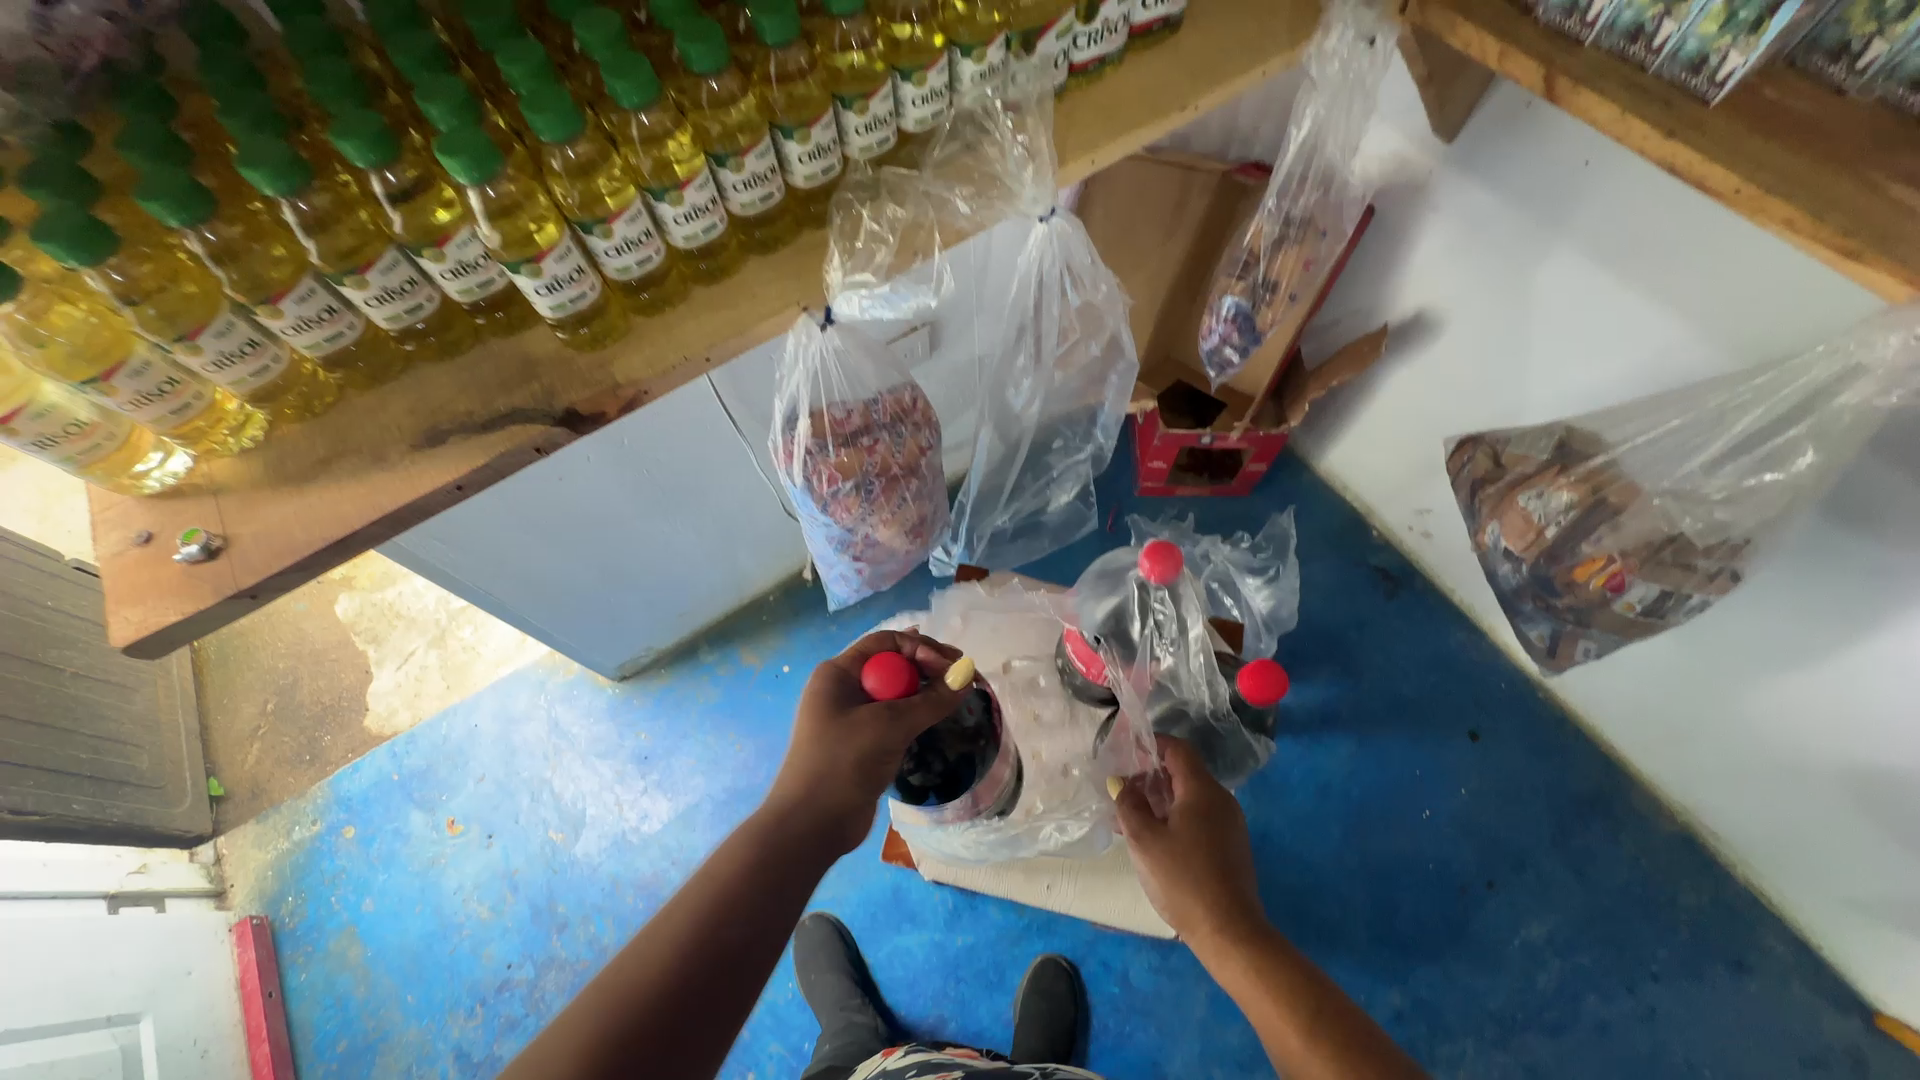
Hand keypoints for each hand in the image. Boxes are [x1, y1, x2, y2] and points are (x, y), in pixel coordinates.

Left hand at [763, 629, 964, 856]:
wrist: (812, 825)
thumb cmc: (844, 762)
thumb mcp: (890, 725)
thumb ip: (931, 700)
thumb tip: (966, 679)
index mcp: (839, 673)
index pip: (886, 643)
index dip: (921, 648)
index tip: (951, 667)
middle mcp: (844, 689)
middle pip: (893, 665)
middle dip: (928, 669)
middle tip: (963, 679)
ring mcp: (852, 718)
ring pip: (896, 695)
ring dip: (924, 694)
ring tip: (955, 700)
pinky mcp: (862, 744)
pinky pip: (894, 719)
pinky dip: (915, 717)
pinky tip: (935, 722)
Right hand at [1115, 736, 1268, 949]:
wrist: (1229, 931)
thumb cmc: (1183, 880)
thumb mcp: (1143, 840)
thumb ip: (1128, 805)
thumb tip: (1122, 785)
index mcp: (1202, 791)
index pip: (1178, 749)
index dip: (1151, 745)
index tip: (1124, 753)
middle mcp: (1221, 801)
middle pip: (1183, 773)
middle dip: (1149, 777)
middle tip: (1120, 792)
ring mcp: (1229, 824)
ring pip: (1190, 798)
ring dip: (1159, 801)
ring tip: (1129, 819)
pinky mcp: (1230, 846)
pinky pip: (1198, 818)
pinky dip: (1174, 818)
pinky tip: (1153, 840)